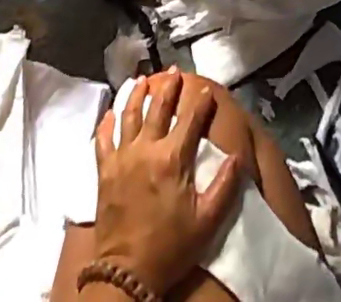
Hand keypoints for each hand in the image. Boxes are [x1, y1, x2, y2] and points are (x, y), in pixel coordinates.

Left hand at [91, 71, 242, 295]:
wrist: (128, 271)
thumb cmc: (171, 246)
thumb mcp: (207, 221)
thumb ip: (225, 186)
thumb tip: (237, 156)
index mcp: (173, 159)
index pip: (190, 121)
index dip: (200, 102)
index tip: (206, 88)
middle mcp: (146, 149)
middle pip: (158, 109)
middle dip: (168, 87)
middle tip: (174, 71)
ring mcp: (122, 157)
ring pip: (129, 115)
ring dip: (136, 94)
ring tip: (142, 79)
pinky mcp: (104, 170)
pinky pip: (103, 139)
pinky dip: (106, 123)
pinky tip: (110, 112)